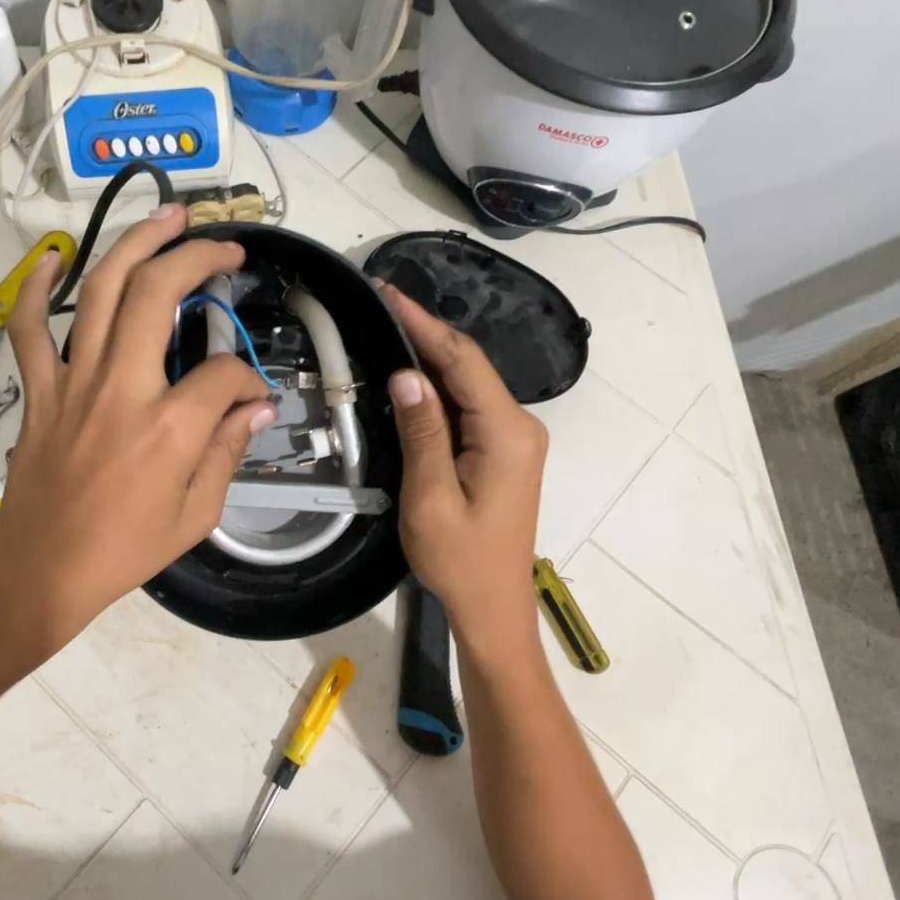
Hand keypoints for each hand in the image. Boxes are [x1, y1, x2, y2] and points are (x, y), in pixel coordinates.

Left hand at [0, 204, 276, 650]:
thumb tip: (255, 406)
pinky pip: (30, 328)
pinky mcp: (41, 389)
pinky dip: (36, 287)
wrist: (44, 568)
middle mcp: (122, 388)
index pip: (225, 373)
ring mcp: (74, 381)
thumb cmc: (125, 549)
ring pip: (100, 290)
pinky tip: (53, 255)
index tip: (252, 395)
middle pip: (159, 292)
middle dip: (198, 257)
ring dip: (135, 243)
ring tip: (167, 215)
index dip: (249, 378)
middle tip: (225, 247)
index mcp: (170, 426)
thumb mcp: (197, 515)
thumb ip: (227, 452)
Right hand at [379, 282, 546, 638]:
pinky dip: (440, 388)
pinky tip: (411, 377)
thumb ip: (423, 433)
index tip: (389, 293)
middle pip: (469, 366)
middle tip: (380, 306)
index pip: (463, 361)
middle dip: (426, 333)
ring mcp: (515, 438)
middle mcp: (519, 426)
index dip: (425, 324)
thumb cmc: (460, 560)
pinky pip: (470, 406)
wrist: (492, 606)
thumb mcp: (430, 499)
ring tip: (388, 329)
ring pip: (469, 384)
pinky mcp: (504, 451)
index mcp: (506, 434)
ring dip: (431, 359)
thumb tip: (407, 374)